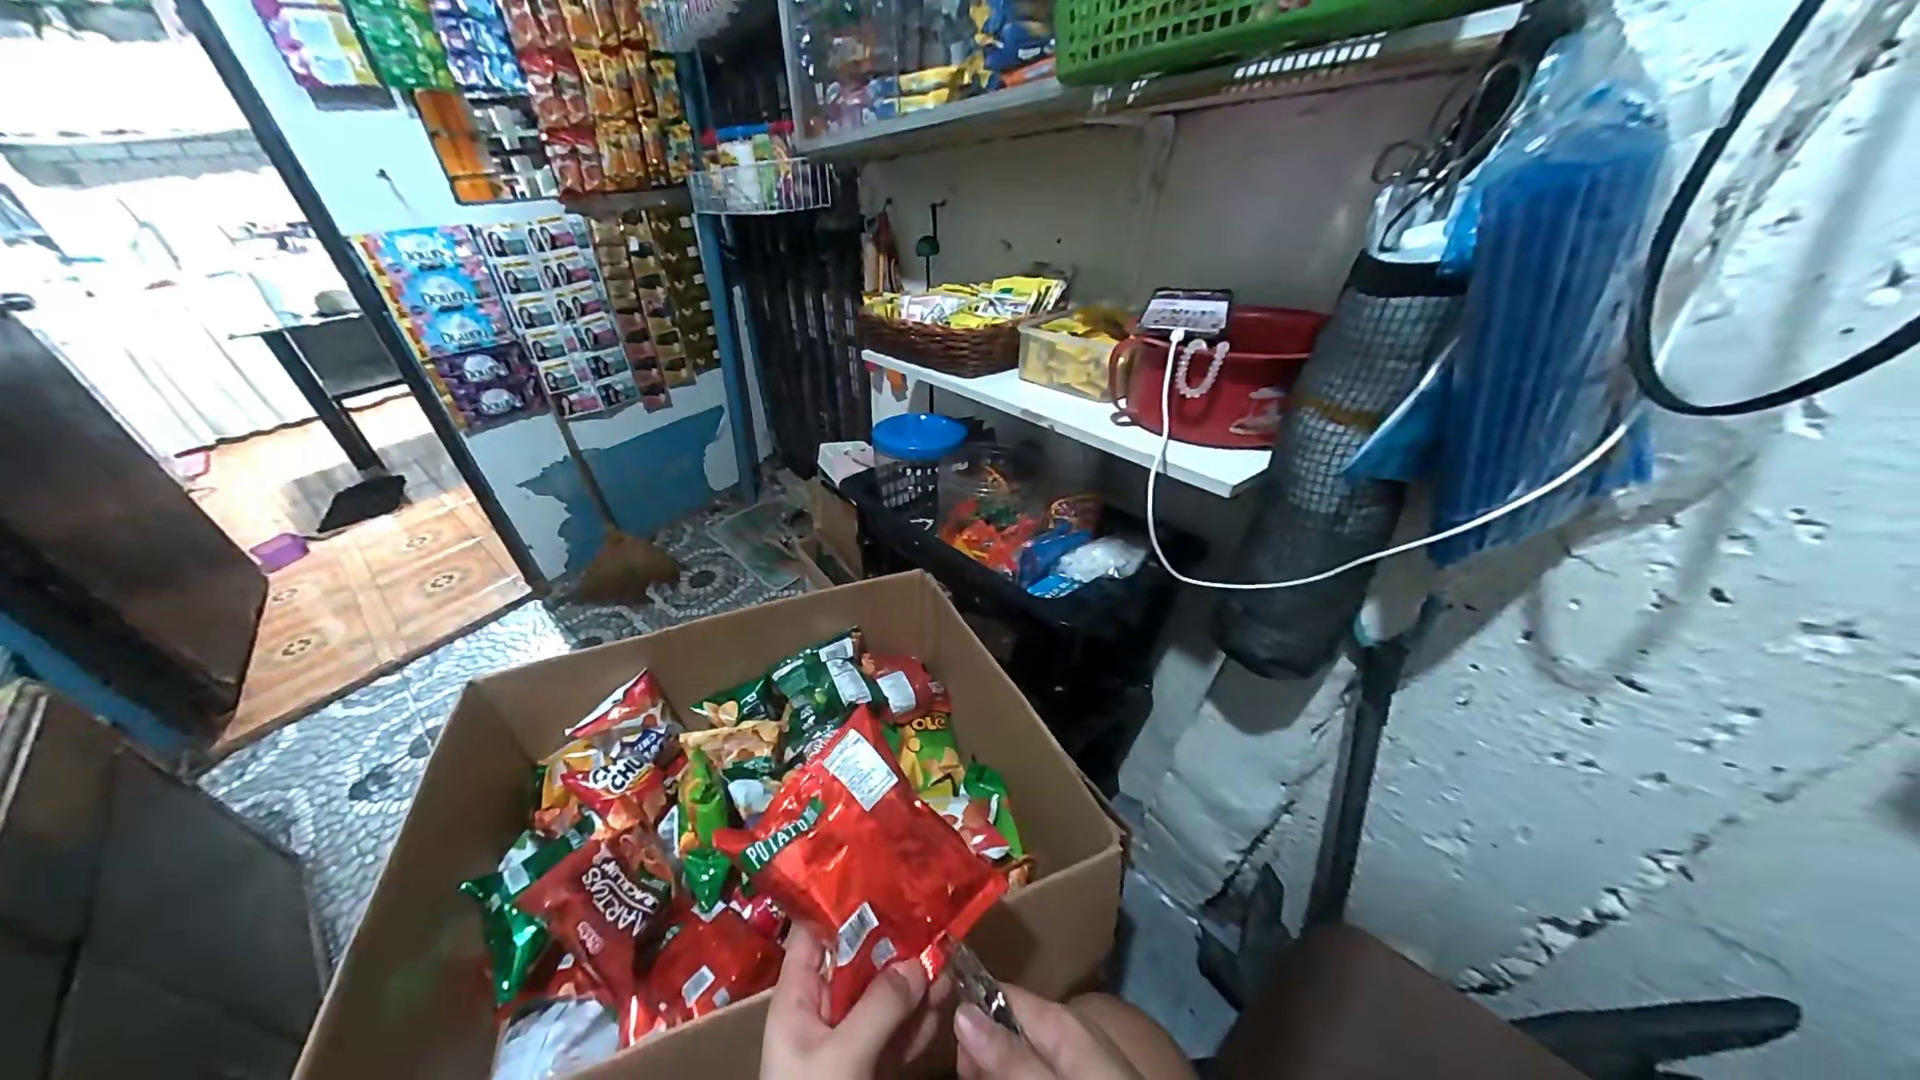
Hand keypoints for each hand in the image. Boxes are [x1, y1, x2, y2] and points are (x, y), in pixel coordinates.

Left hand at [760, 924, 949, 1079]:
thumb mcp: (839, 1059)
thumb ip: (878, 1007)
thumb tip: (916, 962)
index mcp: (797, 1000)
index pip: (815, 937)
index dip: (844, 906)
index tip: (885, 880)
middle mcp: (822, 1013)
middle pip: (861, 965)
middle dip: (898, 945)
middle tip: (935, 923)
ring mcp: (849, 1043)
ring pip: (886, 998)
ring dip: (918, 980)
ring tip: (950, 959)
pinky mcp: (871, 1069)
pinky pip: (899, 1034)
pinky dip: (922, 1019)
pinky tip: (947, 1003)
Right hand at [954, 985, 1144, 1079]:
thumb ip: (1011, 1054)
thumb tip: (960, 1011)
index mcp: (1060, 1017)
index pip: (999, 992)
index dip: (967, 1010)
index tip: (941, 1036)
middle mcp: (1064, 1027)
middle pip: (1003, 1024)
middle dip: (979, 1048)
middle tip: (968, 1077)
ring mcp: (1073, 1053)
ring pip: (1017, 1048)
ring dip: (995, 1064)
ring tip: (982, 1078)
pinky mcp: (1080, 1070)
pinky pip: (1038, 1062)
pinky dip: (1018, 1072)